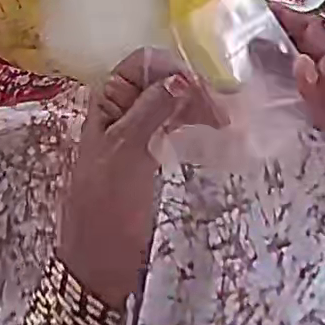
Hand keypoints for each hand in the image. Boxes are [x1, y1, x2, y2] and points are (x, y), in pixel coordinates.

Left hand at [57, 49, 201, 306]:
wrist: (100, 262)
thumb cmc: (107, 203)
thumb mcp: (127, 151)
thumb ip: (151, 110)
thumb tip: (181, 77)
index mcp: (108, 98)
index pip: (144, 62)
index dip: (173, 68)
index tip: (202, 90)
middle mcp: (122, 106)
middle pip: (161, 78)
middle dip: (191, 87)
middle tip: (222, 111)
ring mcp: (138, 127)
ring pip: (172, 99)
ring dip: (197, 104)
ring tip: (224, 121)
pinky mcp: (152, 149)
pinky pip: (175, 121)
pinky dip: (194, 120)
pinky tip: (214, 128)